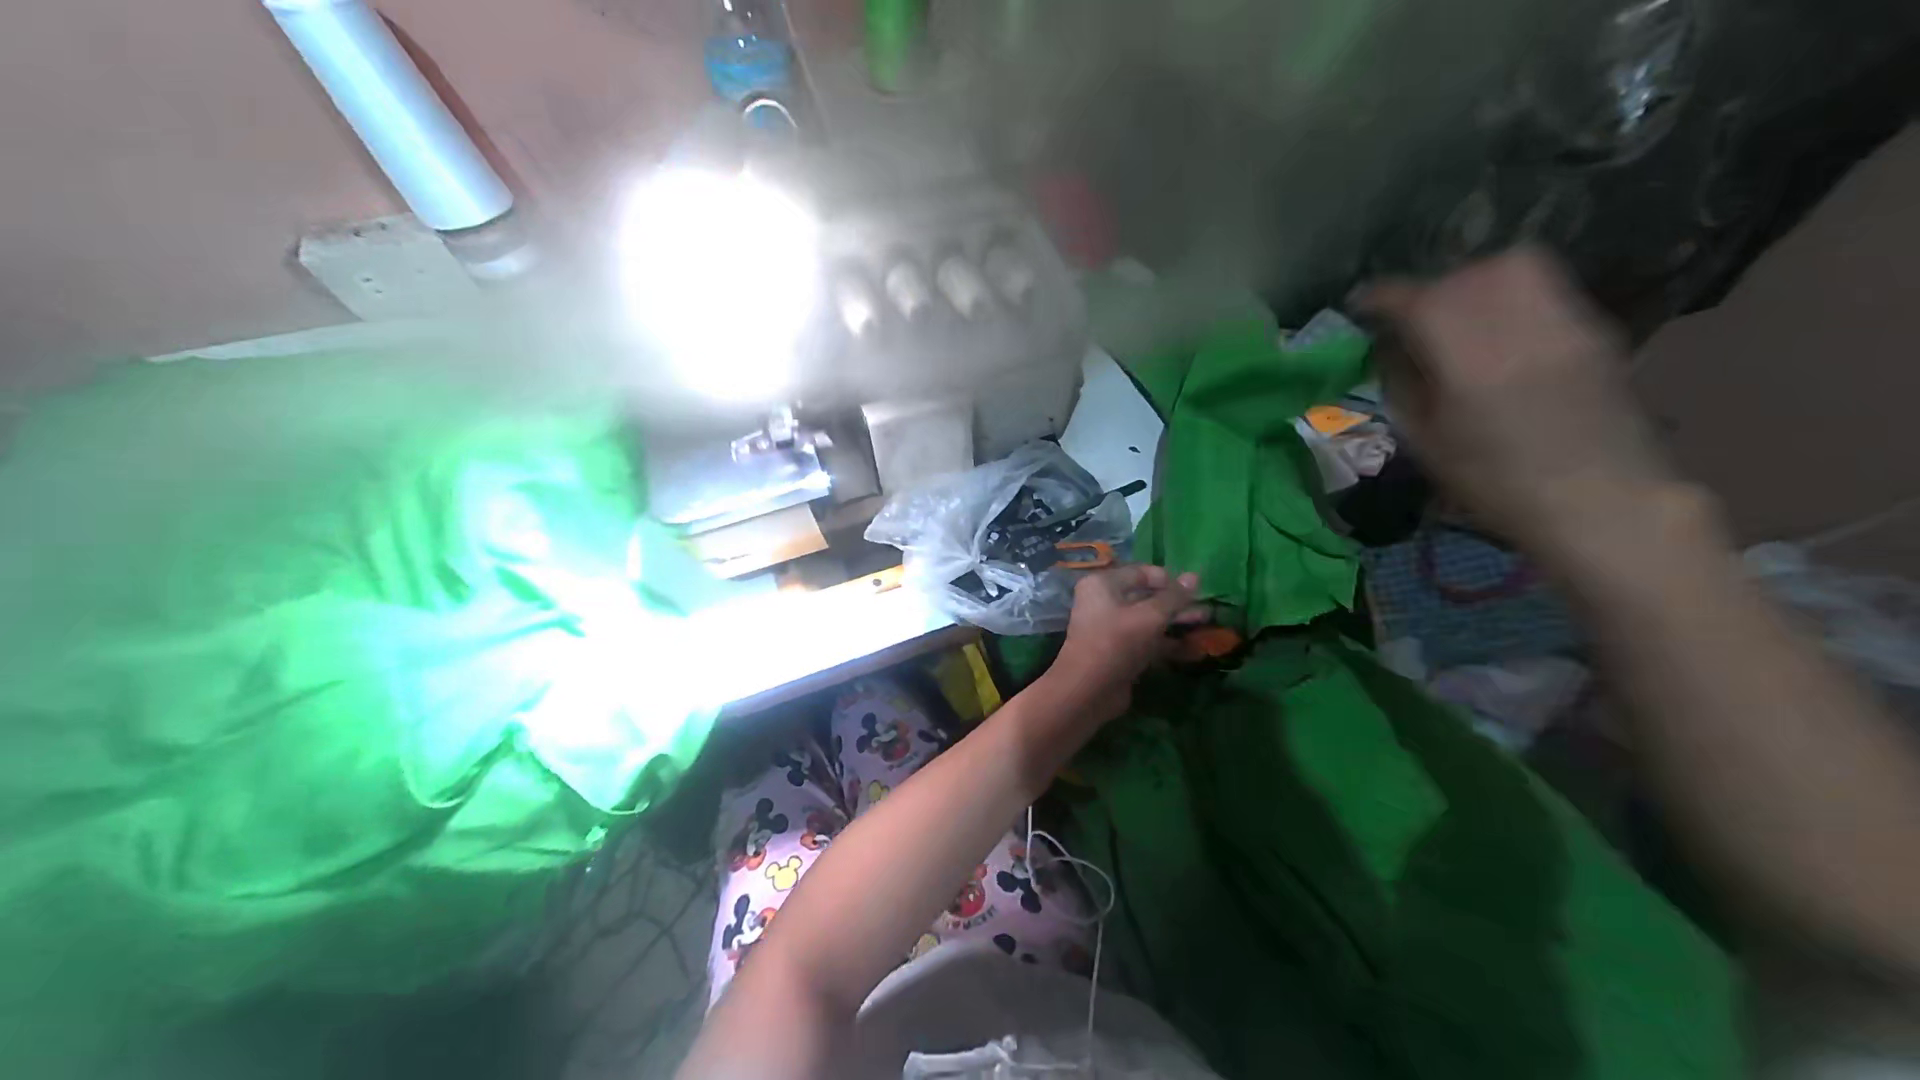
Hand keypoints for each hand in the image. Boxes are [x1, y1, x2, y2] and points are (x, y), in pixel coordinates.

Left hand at [1046, 565, 1205, 722]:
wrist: (1089, 690)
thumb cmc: (1117, 642)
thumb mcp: (1150, 616)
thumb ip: (1174, 597)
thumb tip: (1194, 576)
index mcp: (1103, 584)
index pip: (1140, 572)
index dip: (1168, 579)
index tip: (1193, 590)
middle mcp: (1104, 602)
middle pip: (1145, 597)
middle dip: (1176, 603)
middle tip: (1206, 609)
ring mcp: (1110, 629)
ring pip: (1148, 621)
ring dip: (1175, 622)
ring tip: (1207, 624)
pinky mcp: (1119, 652)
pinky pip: (1146, 641)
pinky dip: (1167, 643)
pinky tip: (1195, 648)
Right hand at [1354, 247, 1684, 564]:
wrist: (1599, 499)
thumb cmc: (1494, 483)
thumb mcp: (1424, 442)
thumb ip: (1401, 383)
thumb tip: (1388, 345)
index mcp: (1471, 365)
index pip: (1418, 302)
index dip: (1383, 296)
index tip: (1362, 305)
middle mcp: (1520, 330)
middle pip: (1464, 276)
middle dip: (1427, 289)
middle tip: (1410, 316)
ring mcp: (1565, 322)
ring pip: (1510, 265)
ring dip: (1469, 281)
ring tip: (1454, 313)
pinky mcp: (1593, 327)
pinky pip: (1542, 285)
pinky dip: (1506, 292)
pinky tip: (1495, 326)